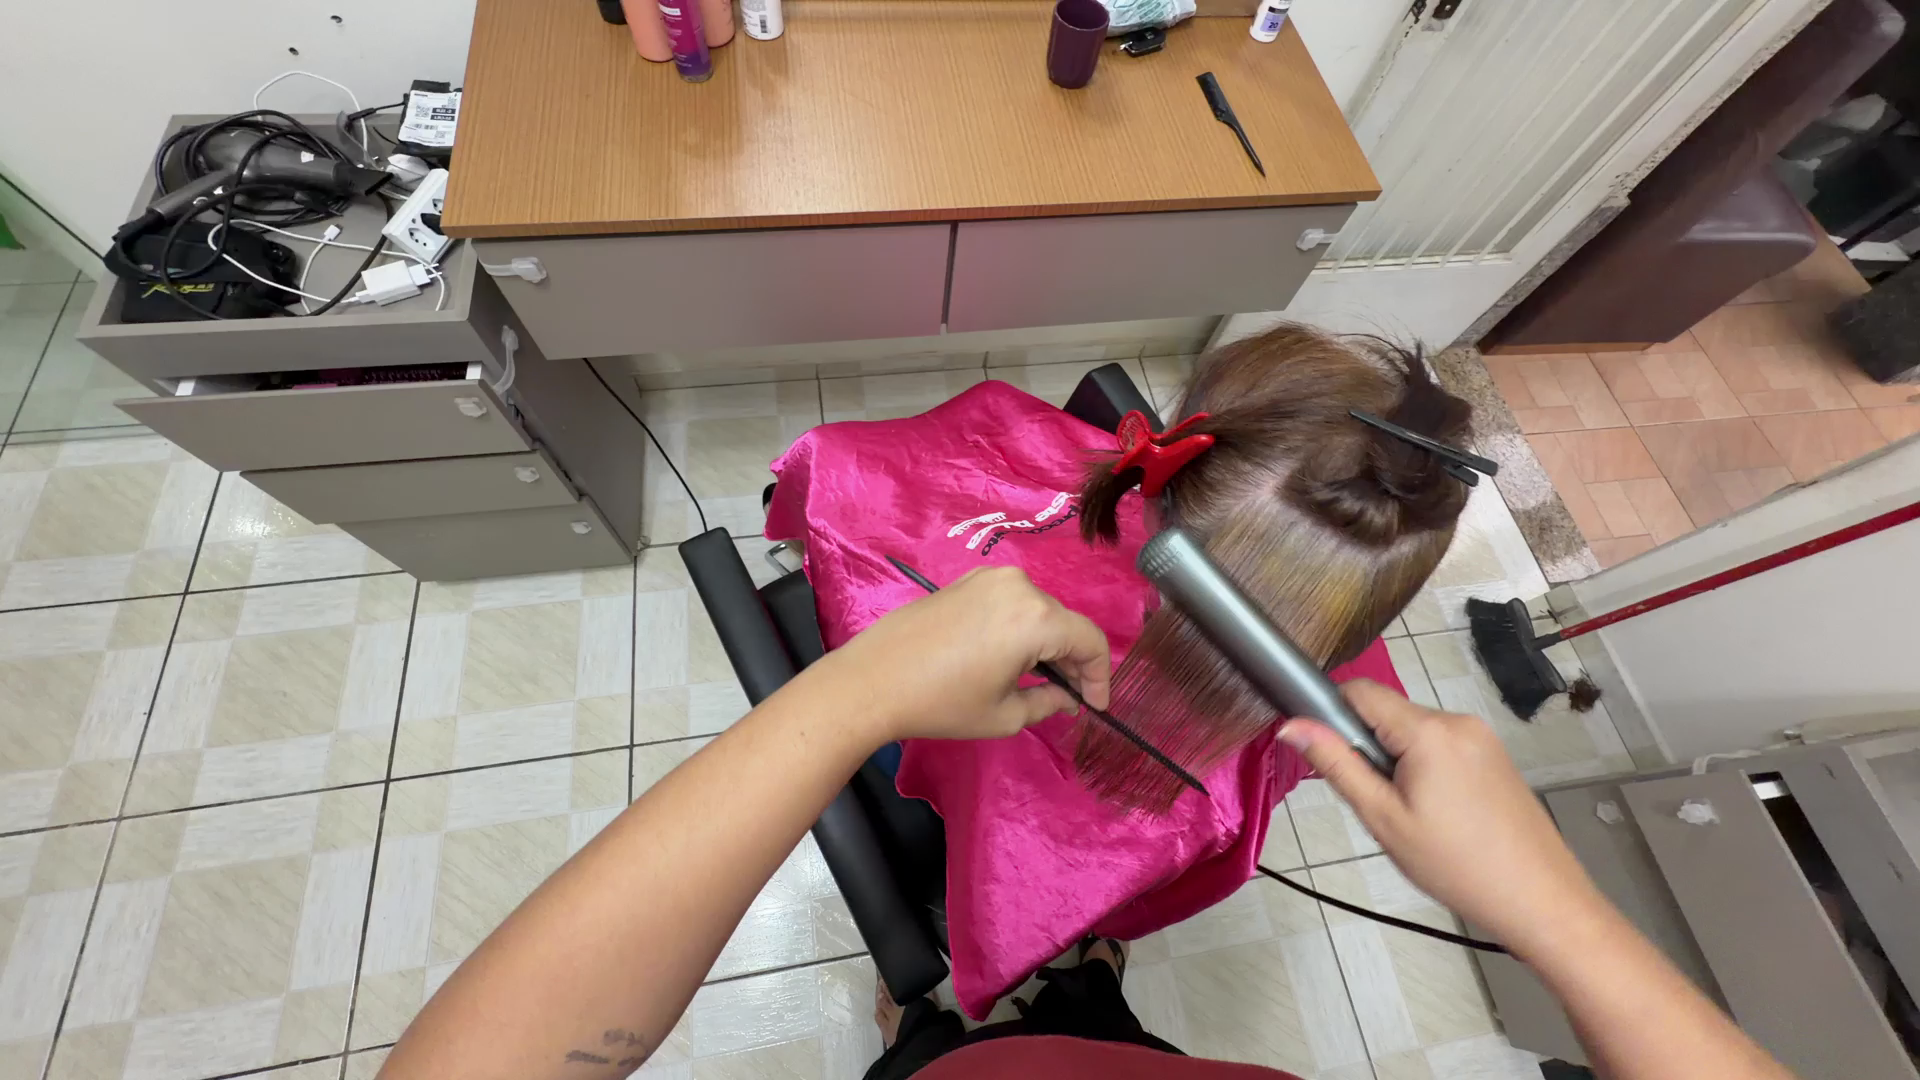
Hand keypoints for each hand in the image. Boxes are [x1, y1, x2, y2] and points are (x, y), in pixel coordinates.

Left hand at [818, 566, 1110, 743]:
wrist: (872, 680)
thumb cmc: (942, 703)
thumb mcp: (1004, 714)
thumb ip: (1049, 703)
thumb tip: (1068, 697)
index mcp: (1035, 618)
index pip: (1090, 641)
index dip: (1100, 676)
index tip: (1095, 706)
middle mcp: (1019, 586)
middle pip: (1064, 623)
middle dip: (1072, 661)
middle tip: (1069, 698)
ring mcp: (990, 578)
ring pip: (1039, 611)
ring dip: (1046, 644)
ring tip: (1037, 680)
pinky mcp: (967, 579)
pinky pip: (1011, 602)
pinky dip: (1020, 628)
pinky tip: (1006, 657)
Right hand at [1278, 680, 1602, 954]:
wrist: (1546, 905)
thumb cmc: (1455, 865)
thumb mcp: (1382, 817)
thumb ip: (1334, 763)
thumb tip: (1290, 724)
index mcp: (1428, 730)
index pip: (1359, 690)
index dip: (1332, 713)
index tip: (1329, 755)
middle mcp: (1457, 721)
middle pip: (1385, 710)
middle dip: (1366, 742)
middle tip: (1373, 797)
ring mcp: (1481, 736)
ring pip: (1410, 728)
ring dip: (1393, 755)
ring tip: (1405, 809)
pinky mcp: (1493, 754)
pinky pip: (1437, 742)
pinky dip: (1420, 763)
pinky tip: (1433, 808)